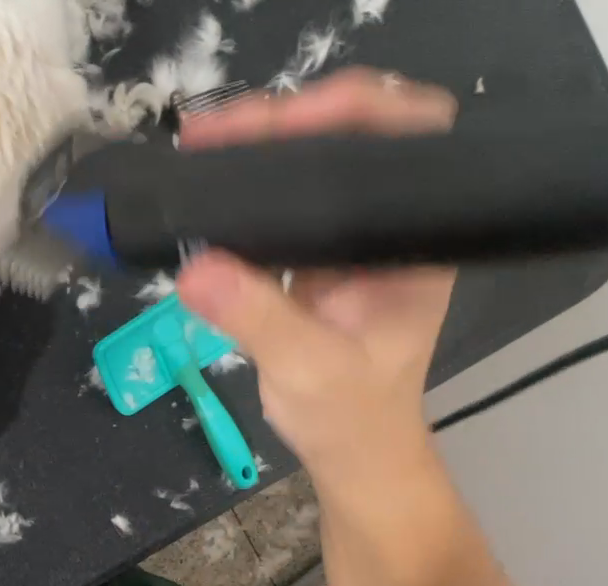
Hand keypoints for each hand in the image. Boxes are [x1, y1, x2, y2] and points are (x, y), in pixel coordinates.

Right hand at [174, 69, 458, 487]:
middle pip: (348, 142)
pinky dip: (242, 196)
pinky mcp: (313, 260)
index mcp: (412, 240)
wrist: (351, 452)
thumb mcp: (307, 370)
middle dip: (286, 123)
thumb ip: (257, 319)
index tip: (285, 122)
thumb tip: (194, 269)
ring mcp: (348, 242)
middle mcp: (386, 228)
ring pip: (310, 171)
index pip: (402, 141)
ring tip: (201, 149)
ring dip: (257, 153)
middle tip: (215, 133)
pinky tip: (204, 193)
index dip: (352, 112)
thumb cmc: (349, 417)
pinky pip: (279, 210)